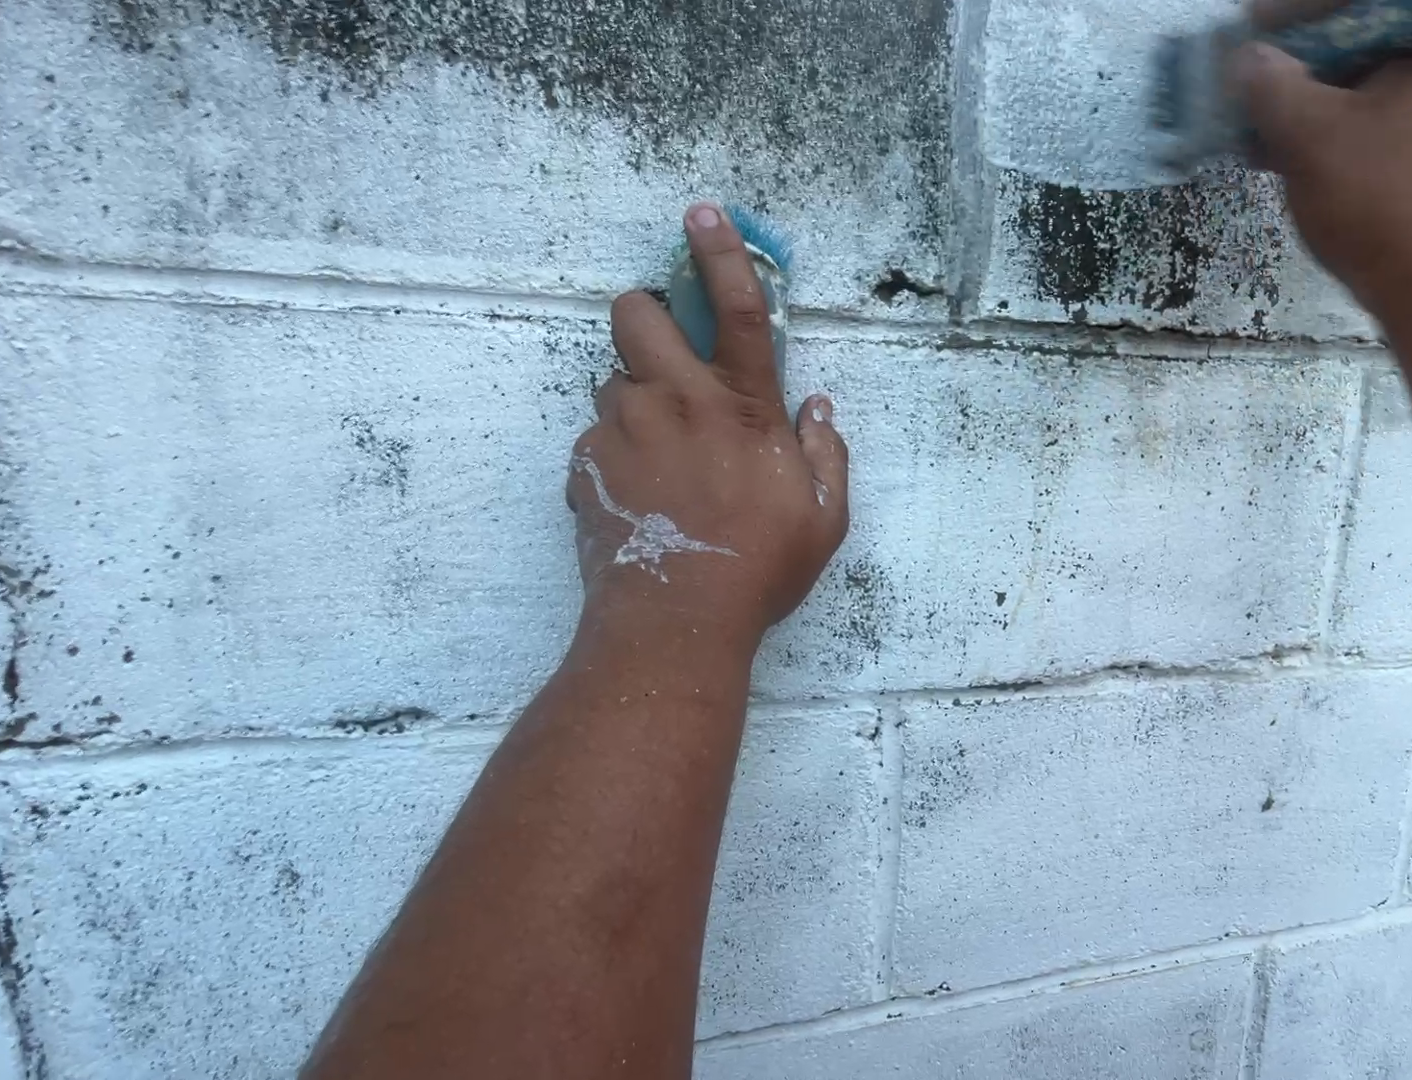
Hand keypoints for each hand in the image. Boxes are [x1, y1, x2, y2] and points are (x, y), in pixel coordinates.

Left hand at [566, 203, 848, 650]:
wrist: (677, 619)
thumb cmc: (761, 568)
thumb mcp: (824, 517)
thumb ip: (827, 453)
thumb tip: (817, 408)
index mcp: (742, 409)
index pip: (736, 311)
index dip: (722, 255)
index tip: (702, 214)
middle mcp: (676, 402)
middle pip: (634, 313)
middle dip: (647, 318)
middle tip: (668, 362)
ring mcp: (622, 430)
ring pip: (612, 380)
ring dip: (636, 399)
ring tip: (660, 454)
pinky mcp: (585, 464)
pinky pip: (597, 436)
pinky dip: (617, 451)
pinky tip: (641, 495)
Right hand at [1234, 16, 1411, 311]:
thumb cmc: (1381, 200)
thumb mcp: (1312, 136)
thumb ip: (1270, 87)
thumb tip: (1242, 60)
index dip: (1304, 6)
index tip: (1252, 21)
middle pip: (1366, 32)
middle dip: (1297, 54)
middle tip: (1246, 68)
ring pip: (1359, 80)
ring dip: (1299, 96)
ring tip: (1245, 115)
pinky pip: (1363, 120)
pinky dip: (1318, 128)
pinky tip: (1268, 149)